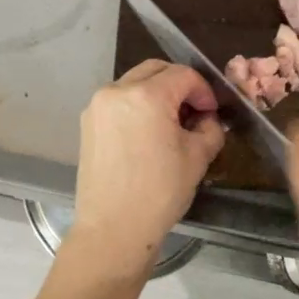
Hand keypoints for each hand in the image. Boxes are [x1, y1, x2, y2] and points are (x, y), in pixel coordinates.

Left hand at [71, 60, 225, 273]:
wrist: (113, 228)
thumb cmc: (159, 192)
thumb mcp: (197, 158)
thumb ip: (208, 129)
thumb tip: (207, 119)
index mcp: (146, 95)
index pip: (182, 75)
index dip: (203, 90)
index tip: (211, 112)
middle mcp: (116, 91)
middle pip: (154, 70)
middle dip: (178, 85)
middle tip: (193, 112)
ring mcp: (97, 105)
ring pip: (133, 83)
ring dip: (155, 93)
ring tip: (170, 124)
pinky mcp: (87, 122)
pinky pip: (117, 102)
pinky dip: (135, 106)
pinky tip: (146, 134)